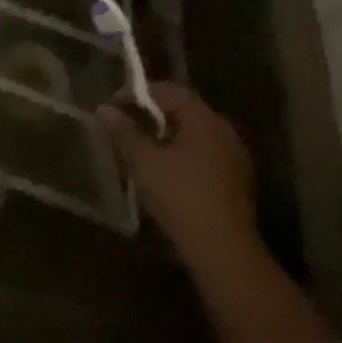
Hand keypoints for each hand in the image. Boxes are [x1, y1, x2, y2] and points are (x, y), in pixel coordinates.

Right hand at [99, 82, 256, 258]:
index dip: (136, 94)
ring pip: (193, 134)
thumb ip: (124, 131)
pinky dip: (182, 154)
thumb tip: (104, 108)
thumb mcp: (144, 162)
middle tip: (124, 126)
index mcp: (205, 119)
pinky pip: (204, 154)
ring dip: (166, 136)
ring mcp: (235, 157)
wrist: (223, 251)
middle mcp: (224, 131)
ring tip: (140, 150)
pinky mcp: (237, 181)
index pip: (168, 91)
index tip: (112, 108)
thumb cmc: (180, 197)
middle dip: (151, 114)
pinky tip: (165, 172)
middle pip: (183, 110)